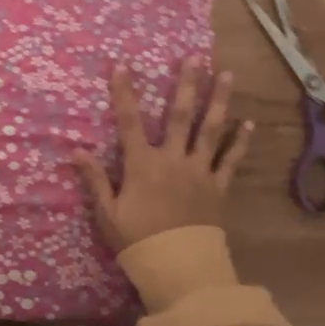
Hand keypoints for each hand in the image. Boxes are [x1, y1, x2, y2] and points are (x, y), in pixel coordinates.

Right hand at [71, 58, 251, 251]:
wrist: (179, 268)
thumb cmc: (137, 241)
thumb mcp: (108, 213)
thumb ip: (95, 180)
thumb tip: (75, 150)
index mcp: (142, 164)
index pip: (129, 121)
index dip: (124, 92)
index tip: (121, 65)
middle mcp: (172, 159)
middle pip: (179, 115)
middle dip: (186, 84)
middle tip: (195, 57)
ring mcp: (199, 171)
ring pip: (210, 129)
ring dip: (218, 100)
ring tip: (226, 75)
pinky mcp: (218, 187)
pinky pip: (230, 160)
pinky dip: (240, 141)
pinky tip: (249, 123)